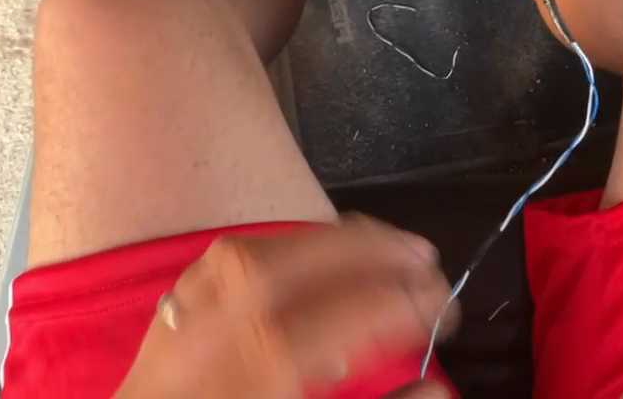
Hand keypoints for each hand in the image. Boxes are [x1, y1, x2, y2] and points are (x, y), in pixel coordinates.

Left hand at [115, 215, 454, 398]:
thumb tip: (438, 387)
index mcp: (243, 384)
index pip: (327, 329)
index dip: (392, 309)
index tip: (439, 307)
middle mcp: (206, 339)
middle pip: (294, 269)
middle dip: (372, 252)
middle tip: (427, 260)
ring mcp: (187, 310)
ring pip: (269, 247)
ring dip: (342, 239)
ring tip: (395, 247)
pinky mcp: (183, 294)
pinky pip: (247, 250)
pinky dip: (299, 242)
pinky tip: (336, 248)